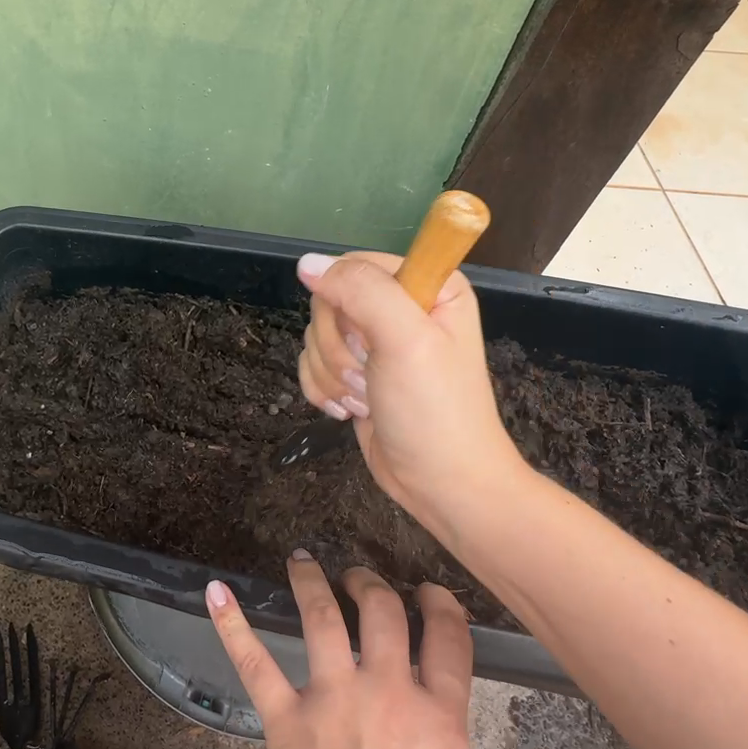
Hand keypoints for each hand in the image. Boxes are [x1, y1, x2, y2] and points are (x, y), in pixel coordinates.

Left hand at [205, 553, 471, 748]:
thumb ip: (448, 742)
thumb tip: (446, 726)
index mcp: (440, 721)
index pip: (449, 642)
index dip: (442, 606)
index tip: (429, 592)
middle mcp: (387, 694)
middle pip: (384, 613)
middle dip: (371, 584)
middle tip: (360, 577)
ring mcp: (332, 701)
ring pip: (323, 618)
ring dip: (312, 582)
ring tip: (303, 560)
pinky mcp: (285, 721)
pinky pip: (254, 664)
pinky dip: (231, 625)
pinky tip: (215, 590)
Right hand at [294, 253, 523, 525]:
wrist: (441, 485)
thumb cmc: (435, 411)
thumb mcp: (405, 340)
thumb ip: (360, 290)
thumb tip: (306, 263)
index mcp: (427, 284)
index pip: (355, 265)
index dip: (347, 300)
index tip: (368, 336)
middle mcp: (401, 305)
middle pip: (328, 300)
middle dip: (338, 346)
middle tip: (368, 375)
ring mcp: (375, 341)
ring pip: (315, 334)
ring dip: (332, 373)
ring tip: (367, 399)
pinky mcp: (354, 371)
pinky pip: (310, 362)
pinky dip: (323, 388)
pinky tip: (350, 410)